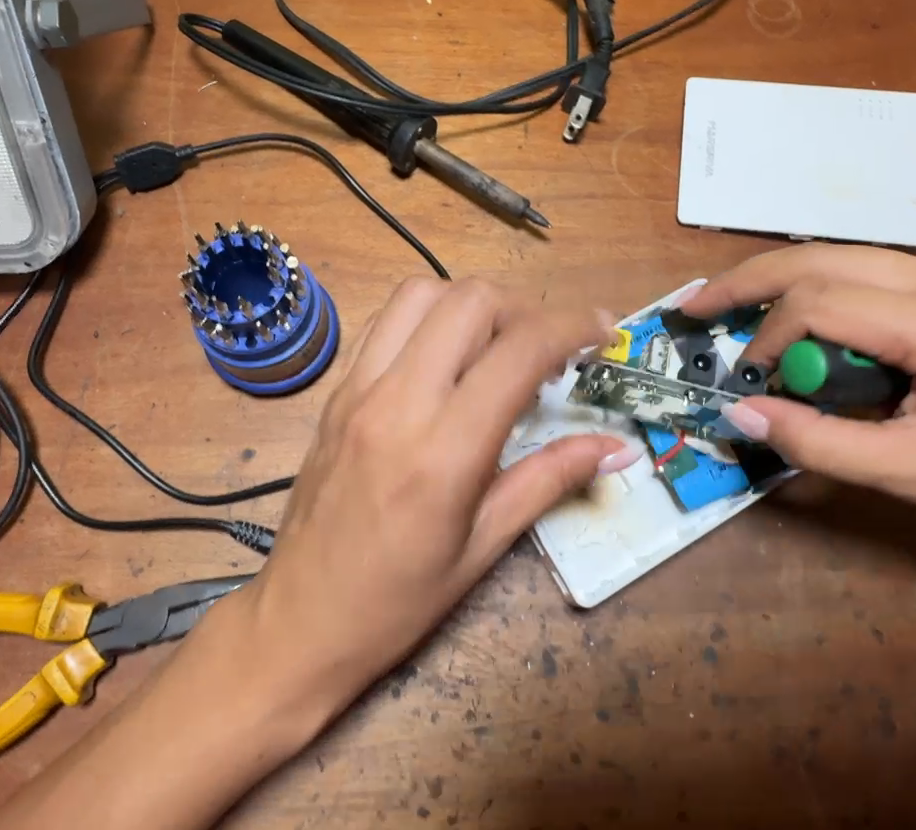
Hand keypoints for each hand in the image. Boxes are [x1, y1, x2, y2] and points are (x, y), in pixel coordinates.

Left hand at [239, 278, 639, 704]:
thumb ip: (551, 479)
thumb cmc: (397, 601)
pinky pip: (386, 323)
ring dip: (473, 304)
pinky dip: (430, 319)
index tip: (603, 331)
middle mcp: (397, 402)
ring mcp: (357, 390)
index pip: (519, 350)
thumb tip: (617, 447)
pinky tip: (449, 361)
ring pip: (421, 293)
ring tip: (499, 347)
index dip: (573, 327)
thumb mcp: (484, 547)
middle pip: (470, 299)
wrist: (298, 622)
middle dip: (526, 308)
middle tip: (551, 350)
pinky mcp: (335, 392)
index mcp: (444, 450)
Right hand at [679, 246, 915, 574]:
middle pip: (826, 257)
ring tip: (730, 308)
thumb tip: (737, 410)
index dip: (767, 337)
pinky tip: (797, 319)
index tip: (746, 382)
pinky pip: (872, 274)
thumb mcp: (912, 475)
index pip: (823, 301)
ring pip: (845, 257)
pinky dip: (823, 293)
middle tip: (695, 305)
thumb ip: (816, 442)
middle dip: (752, 281)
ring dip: (785, 284)